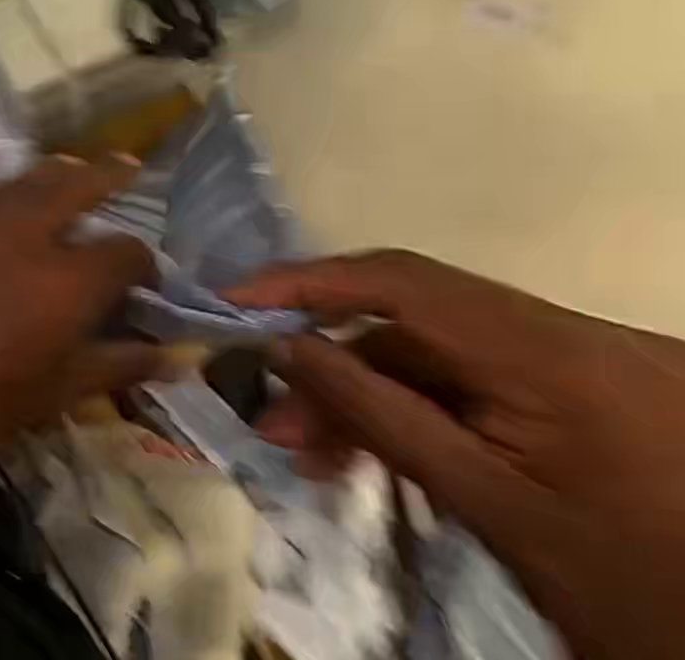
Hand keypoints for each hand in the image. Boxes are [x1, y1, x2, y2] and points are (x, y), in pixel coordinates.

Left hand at [0, 150, 168, 499]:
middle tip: (126, 167)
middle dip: (106, 177)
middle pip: (75, 190)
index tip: (142, 277)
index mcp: (66, 282)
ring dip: (52, 168)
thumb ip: (116, 366)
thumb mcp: (56, 394)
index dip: (143, 262)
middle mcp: (24, 238)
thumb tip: (173, 357)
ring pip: (22, 180)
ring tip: (71, 163)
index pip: (125, 252)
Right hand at [231, 250, 684, 659]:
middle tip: (272, 423)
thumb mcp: (489, 504)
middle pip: (412, 328)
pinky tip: (375, 455)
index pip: (403, 281)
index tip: (230, 303)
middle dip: (329, 371)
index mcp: (565, 358)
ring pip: (436, 360)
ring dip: (365, 401)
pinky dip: (415, 414)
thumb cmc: (638, 587)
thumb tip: (280, 345)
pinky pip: (474, 384)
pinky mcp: (595, 394)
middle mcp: (584, 341)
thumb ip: (375, 411)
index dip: (305, 282)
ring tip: (312, 455)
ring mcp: (594, 366)